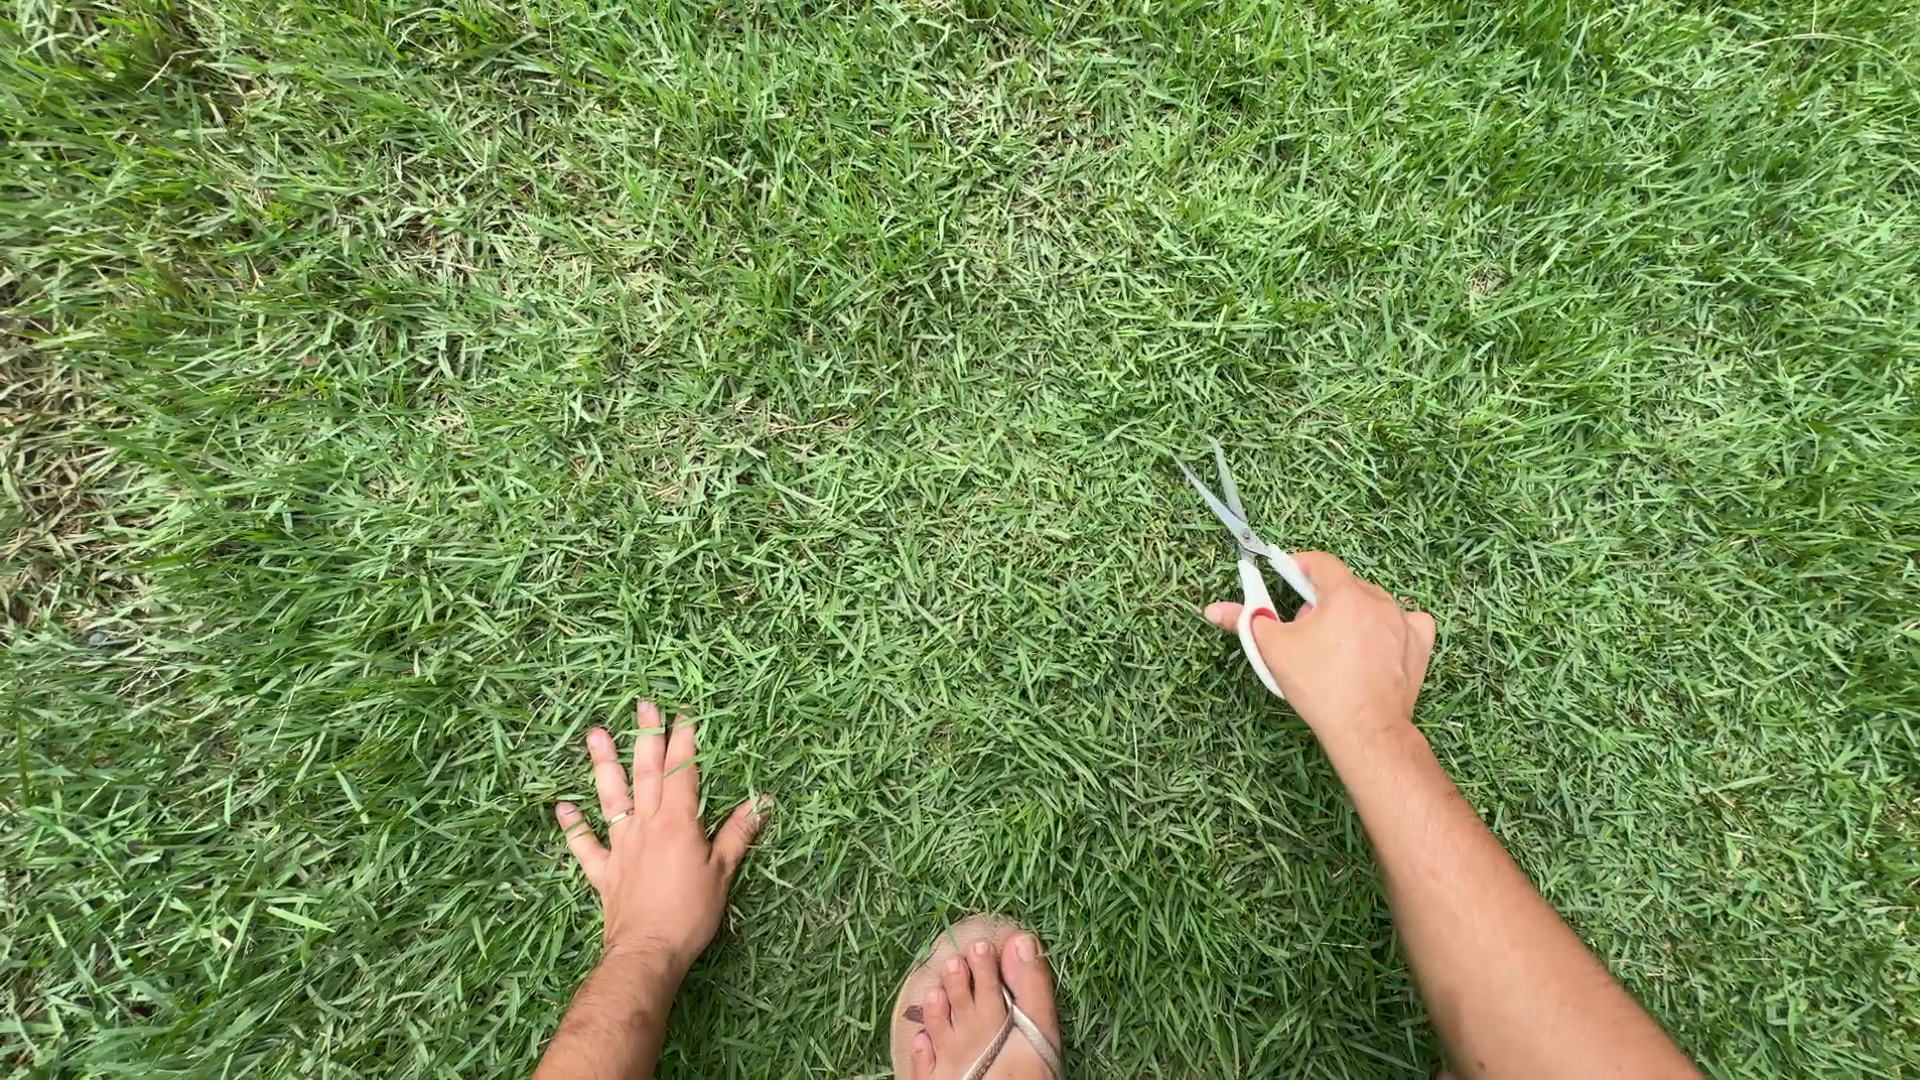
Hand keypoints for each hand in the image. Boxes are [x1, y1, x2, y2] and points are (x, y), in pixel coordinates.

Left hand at [554, 700, 768, 979]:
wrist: (645, 955)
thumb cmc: (690, 912)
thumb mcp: (723, 871)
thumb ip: (738, 832)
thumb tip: (762, 801)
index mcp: (677, 822)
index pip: (682, 771)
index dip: (684, 741)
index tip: (684, 712)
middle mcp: (645, 825)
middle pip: (645, 773)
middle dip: (646, 736)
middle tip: (642, 705)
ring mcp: (621, 847)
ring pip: (611, 798)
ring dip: (603, 765)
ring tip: (595, 734)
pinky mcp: (604, 872)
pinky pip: (585, 845)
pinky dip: (573, 826)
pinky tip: (562, 807)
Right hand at [1205, 552, 1436, 745]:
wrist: (1365, 728)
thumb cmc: (1318, 684)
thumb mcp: (1272, 648)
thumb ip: (1245, 620)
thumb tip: (1213, 609)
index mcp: (1344, 594)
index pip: (1320, 562)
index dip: (1298, 565)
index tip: (1284, 575)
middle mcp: (1379, 601)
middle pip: (1344, 584)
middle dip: (1320, 597)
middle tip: (1302, 625)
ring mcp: (1404, 623)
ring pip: (1371, 602)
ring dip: (1350, 612)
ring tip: (1333, 641)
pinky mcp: (1419, 645)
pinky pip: (1406, 621)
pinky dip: (1390, 626)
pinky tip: (1377, 641)